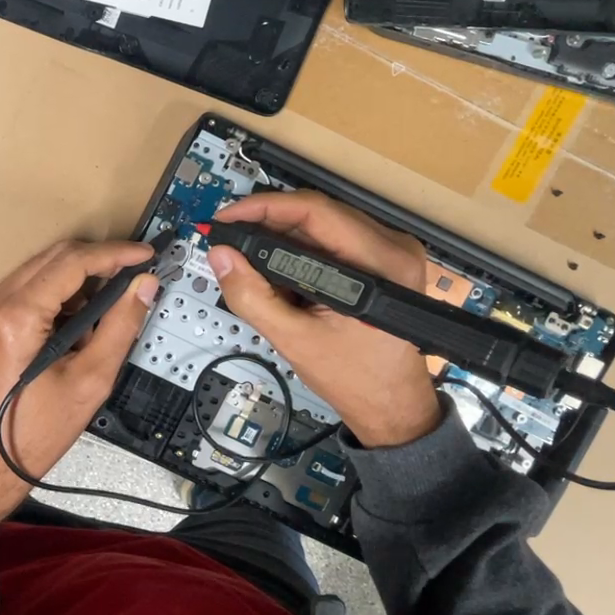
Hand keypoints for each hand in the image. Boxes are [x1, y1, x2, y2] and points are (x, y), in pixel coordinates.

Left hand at [0, 240, 158, 527]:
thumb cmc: (38, 430)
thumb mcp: (91, 380)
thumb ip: (120, 326)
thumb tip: (143, 286)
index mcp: (14, 319)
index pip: (69, 264)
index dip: (112, 254)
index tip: (143, 255)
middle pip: (51, 259)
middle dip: (96, 262)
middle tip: (132, 275)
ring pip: (35, 270)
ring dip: (73, 278)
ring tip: (103, 307)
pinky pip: (19, 289)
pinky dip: (50, 294)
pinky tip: (72, 319)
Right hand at [208, 192, 442, 447]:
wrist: (393, 405)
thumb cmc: (354, 378)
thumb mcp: (293, 339)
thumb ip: (251, 296)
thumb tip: (220, 256)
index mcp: (381, 262)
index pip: (313, 211)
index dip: (262, 208)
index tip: (224, 219)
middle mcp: (393, 246)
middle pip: (316, 212)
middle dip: (265, 223)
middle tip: (227, 240)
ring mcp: (390, 251)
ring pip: (319, 224)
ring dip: (278, 236)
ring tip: (246, 258)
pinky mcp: (381, 259)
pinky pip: (329, 238)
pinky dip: (296, 249)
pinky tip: (275, 269)